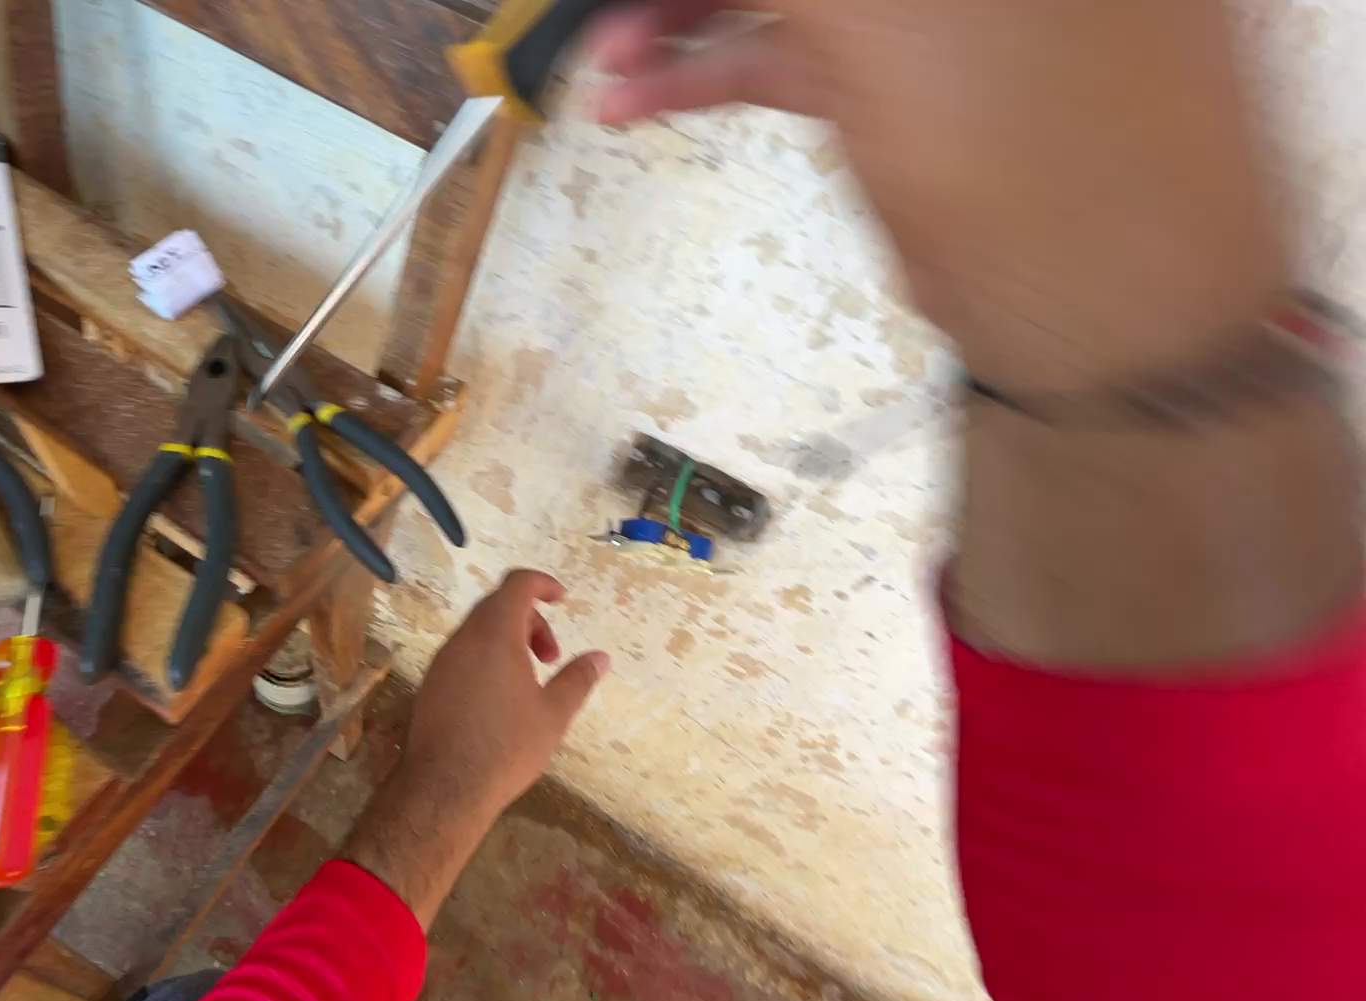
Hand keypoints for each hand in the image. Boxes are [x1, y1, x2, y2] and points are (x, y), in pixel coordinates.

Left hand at [403, 569, 609, 816]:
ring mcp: (443, 660)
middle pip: (497, 605)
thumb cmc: (506, 746)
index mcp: (495, 635)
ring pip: (478, 630)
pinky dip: (487, 656)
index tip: (562, 599)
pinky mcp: (432, 682)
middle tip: (551, 657)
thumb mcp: (553, 714)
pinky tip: (500, 697)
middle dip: (531, 620)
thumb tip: (601, 657)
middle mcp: (464, 639)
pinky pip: (463, 652)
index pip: (516, 584)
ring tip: (529, 681)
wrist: (445, 786)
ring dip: (509, 640)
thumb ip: (577, 679)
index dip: (541, 583)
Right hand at [585, 1, 1288, 393]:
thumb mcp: (895, 32)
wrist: (1073, 296)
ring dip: (682, 27)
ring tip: (602, 64)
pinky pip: (776, 60)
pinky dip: (702, 79)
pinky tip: (633, 101)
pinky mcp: (879, 81)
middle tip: (606, 12)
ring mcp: (913, 15)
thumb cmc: (1020, 155)